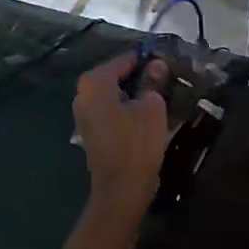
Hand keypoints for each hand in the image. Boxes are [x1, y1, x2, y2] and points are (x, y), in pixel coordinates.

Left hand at [72, 52, 170, 218]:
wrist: (120, 189)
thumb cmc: (136, 143)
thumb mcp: (151, 108)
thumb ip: (152, 82)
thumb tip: (156, 65)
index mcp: (95, 81)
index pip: (124, 60)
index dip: (146, 59)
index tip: (165, 60)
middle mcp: (83, 92)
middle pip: (115, 75)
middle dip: (138, 76)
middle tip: (164, 79)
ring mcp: (83, 112)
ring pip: (112, 93)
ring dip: (132, 93)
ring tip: (158, 96)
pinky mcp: (89, 129)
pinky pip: (109, 109)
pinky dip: (125, 108)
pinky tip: (144, 114)